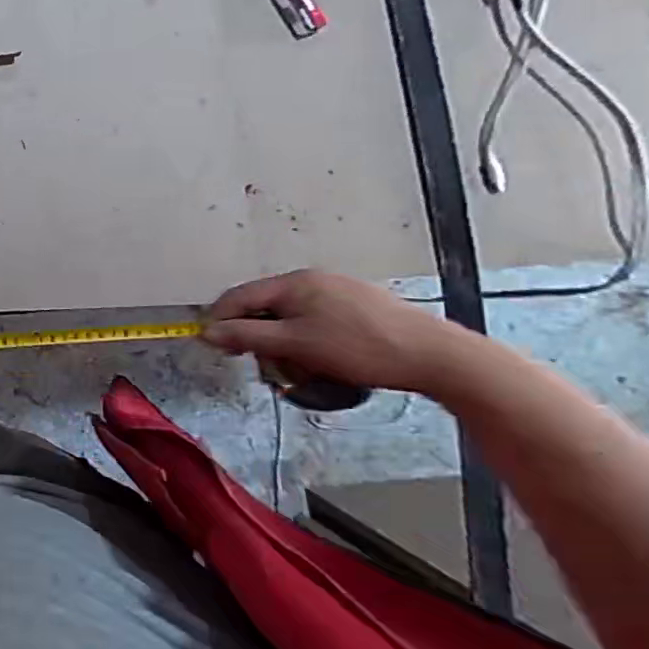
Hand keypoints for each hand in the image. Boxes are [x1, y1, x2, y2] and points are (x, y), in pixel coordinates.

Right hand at [202, 269, 479, 392]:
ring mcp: (342, 292)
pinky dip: (311, 341)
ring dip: (287, 343)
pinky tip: (328, 360)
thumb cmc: (361, 348)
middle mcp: (314, 280)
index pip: (238, 297)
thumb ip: (245, 336)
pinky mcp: (364, 308)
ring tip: (304, 368)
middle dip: (260, 337)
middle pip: (265, 307)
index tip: (218, 348)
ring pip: (292, 317)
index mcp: (294, 282)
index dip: (221, 321)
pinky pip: (319, 321)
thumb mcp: (295, 345)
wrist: (442, 359)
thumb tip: (206, 332)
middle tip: (270, 364)